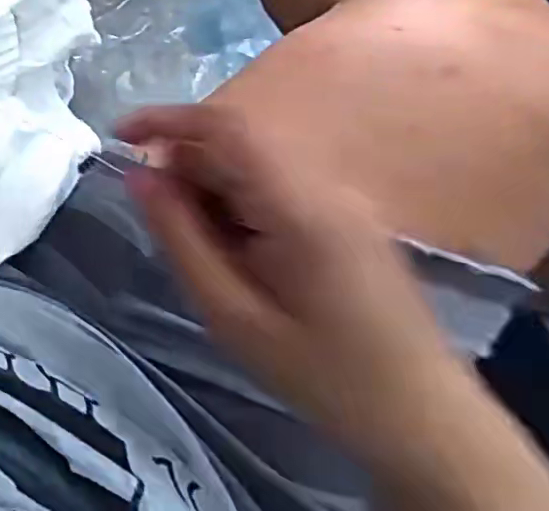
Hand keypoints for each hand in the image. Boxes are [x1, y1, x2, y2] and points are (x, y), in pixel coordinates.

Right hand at [117, 103, 470, 451]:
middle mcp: (327, 193)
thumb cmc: (320, 372)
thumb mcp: (226, 308)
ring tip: (193, 243)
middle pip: (232, 146)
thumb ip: (176, 232)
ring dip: (202, 186)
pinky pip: (268, 187)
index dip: (165, 118)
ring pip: (246, 166)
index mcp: (302, 209)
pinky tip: (227, 249)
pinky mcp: (343, 223)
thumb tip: (136, 173)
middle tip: (154, 214)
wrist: (430, 429)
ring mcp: (341, 207)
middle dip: (178, 164)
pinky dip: (228, 202)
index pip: (227, 128)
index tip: (117, 137)